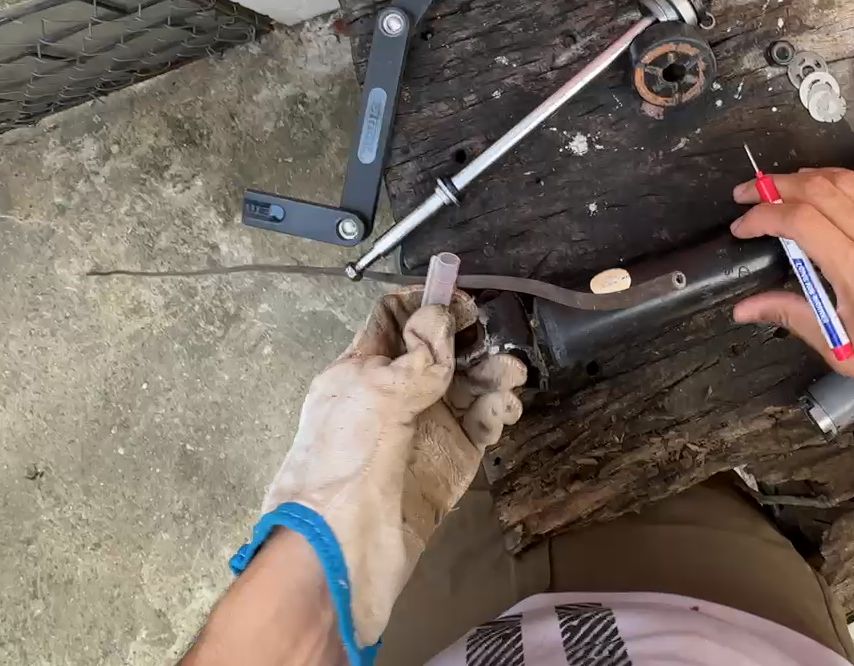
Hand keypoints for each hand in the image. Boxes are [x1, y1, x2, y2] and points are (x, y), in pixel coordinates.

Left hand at [258, 289, 526, 647]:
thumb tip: (440, 311)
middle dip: (472, 341)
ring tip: (512, 376)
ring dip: (493, 375)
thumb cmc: (345, 461)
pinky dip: (496, 412)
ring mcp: (425, 429)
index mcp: (363, 371)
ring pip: (467, 386)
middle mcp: (395, 395)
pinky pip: (480, 426)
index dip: (427, 304)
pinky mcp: (451, 461)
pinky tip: (504, 410)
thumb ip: (418, 353)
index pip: (395, 320)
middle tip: (499, 340)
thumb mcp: (376, 394)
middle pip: (442, 352)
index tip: (461, 300)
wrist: (341, 554)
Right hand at [728, 168, 853, 423]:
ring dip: (807, 177)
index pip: (800, 221)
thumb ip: (791, 316)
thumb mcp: (842, 348)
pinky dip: (844, 180)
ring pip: (848, 180)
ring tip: (780, 187)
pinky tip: (827, 187)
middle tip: (749, 194)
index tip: (742, 226)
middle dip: (775, 186)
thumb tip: (745, 308)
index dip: (762, 215)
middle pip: (819, 189)